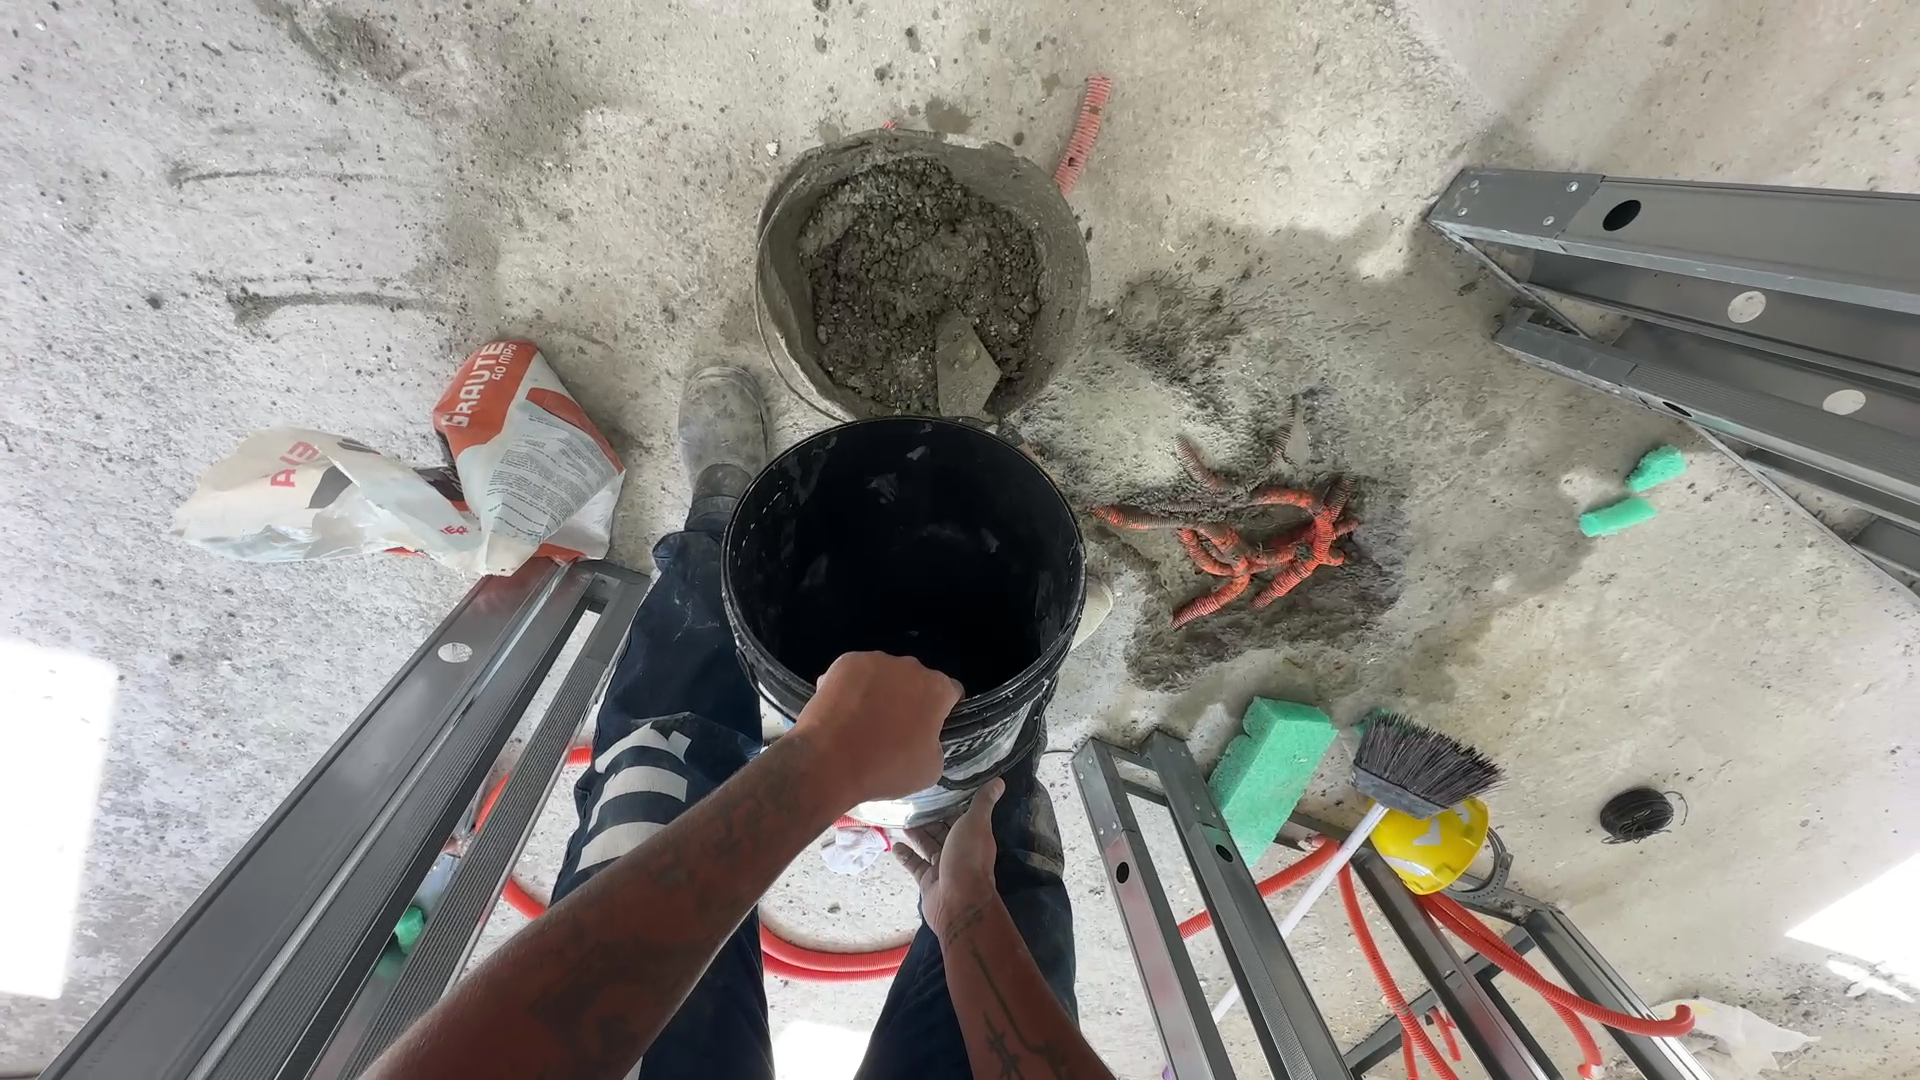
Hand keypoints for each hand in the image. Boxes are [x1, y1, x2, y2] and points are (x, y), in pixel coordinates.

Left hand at [794, 651, 961, 805]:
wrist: (827, 763)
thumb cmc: (884, 769)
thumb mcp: (930, 769)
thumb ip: (936, 743)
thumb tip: (926, 736)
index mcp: (936, 689)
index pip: (951, 692)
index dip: (943, 710)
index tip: (930, 727)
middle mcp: (910, 666)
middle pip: (917, 680)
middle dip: (910, 698)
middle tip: (893, 728)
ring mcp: (876, 660)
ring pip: (886, 674)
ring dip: (881, 691)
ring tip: (863, 721)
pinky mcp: (846, 661)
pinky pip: (857, 673)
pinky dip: (853, 687)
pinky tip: (844, 712)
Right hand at [895, 778, 1002, 940]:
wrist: (958, 902)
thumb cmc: (968, 858)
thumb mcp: (976, 823)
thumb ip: (983, 802)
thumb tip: (1000, 781)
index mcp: (972, 834)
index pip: (958, 814)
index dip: (947, 803)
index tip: (932, 788)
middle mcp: (958, 849)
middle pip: (940, 829)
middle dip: (928, 818)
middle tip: (909, 802)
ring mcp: (942, 867)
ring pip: (927, 845)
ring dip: (916, 834)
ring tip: (900, 819)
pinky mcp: (928, 881)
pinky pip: (915, 865)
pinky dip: (906, 856)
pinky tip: (895, 846)